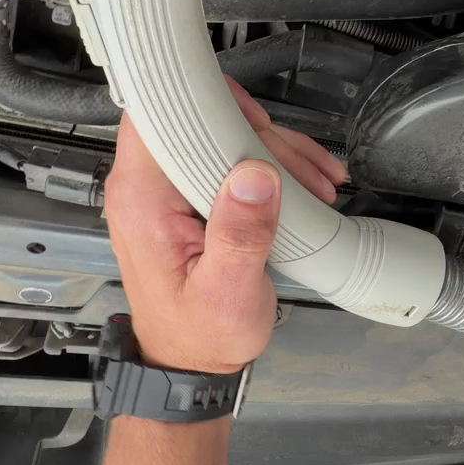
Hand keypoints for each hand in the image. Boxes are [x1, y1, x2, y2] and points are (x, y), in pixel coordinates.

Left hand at [104, 78, 347, 372]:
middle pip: (205, 125)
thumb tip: (255, 176)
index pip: (156, 117)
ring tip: (318, 187)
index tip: (254, 119)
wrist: (194, 361)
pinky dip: (276, 171)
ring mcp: (173, 194)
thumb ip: (240, 234)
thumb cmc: (201, 335)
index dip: (205, 103)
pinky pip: (234, 164)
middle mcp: (151, 190)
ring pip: (227, 141)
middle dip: (266, 140)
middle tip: (307, 175)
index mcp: (145, 202)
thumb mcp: (227, 291)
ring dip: (280, 156)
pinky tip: (308, 189)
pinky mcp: (195, 202)